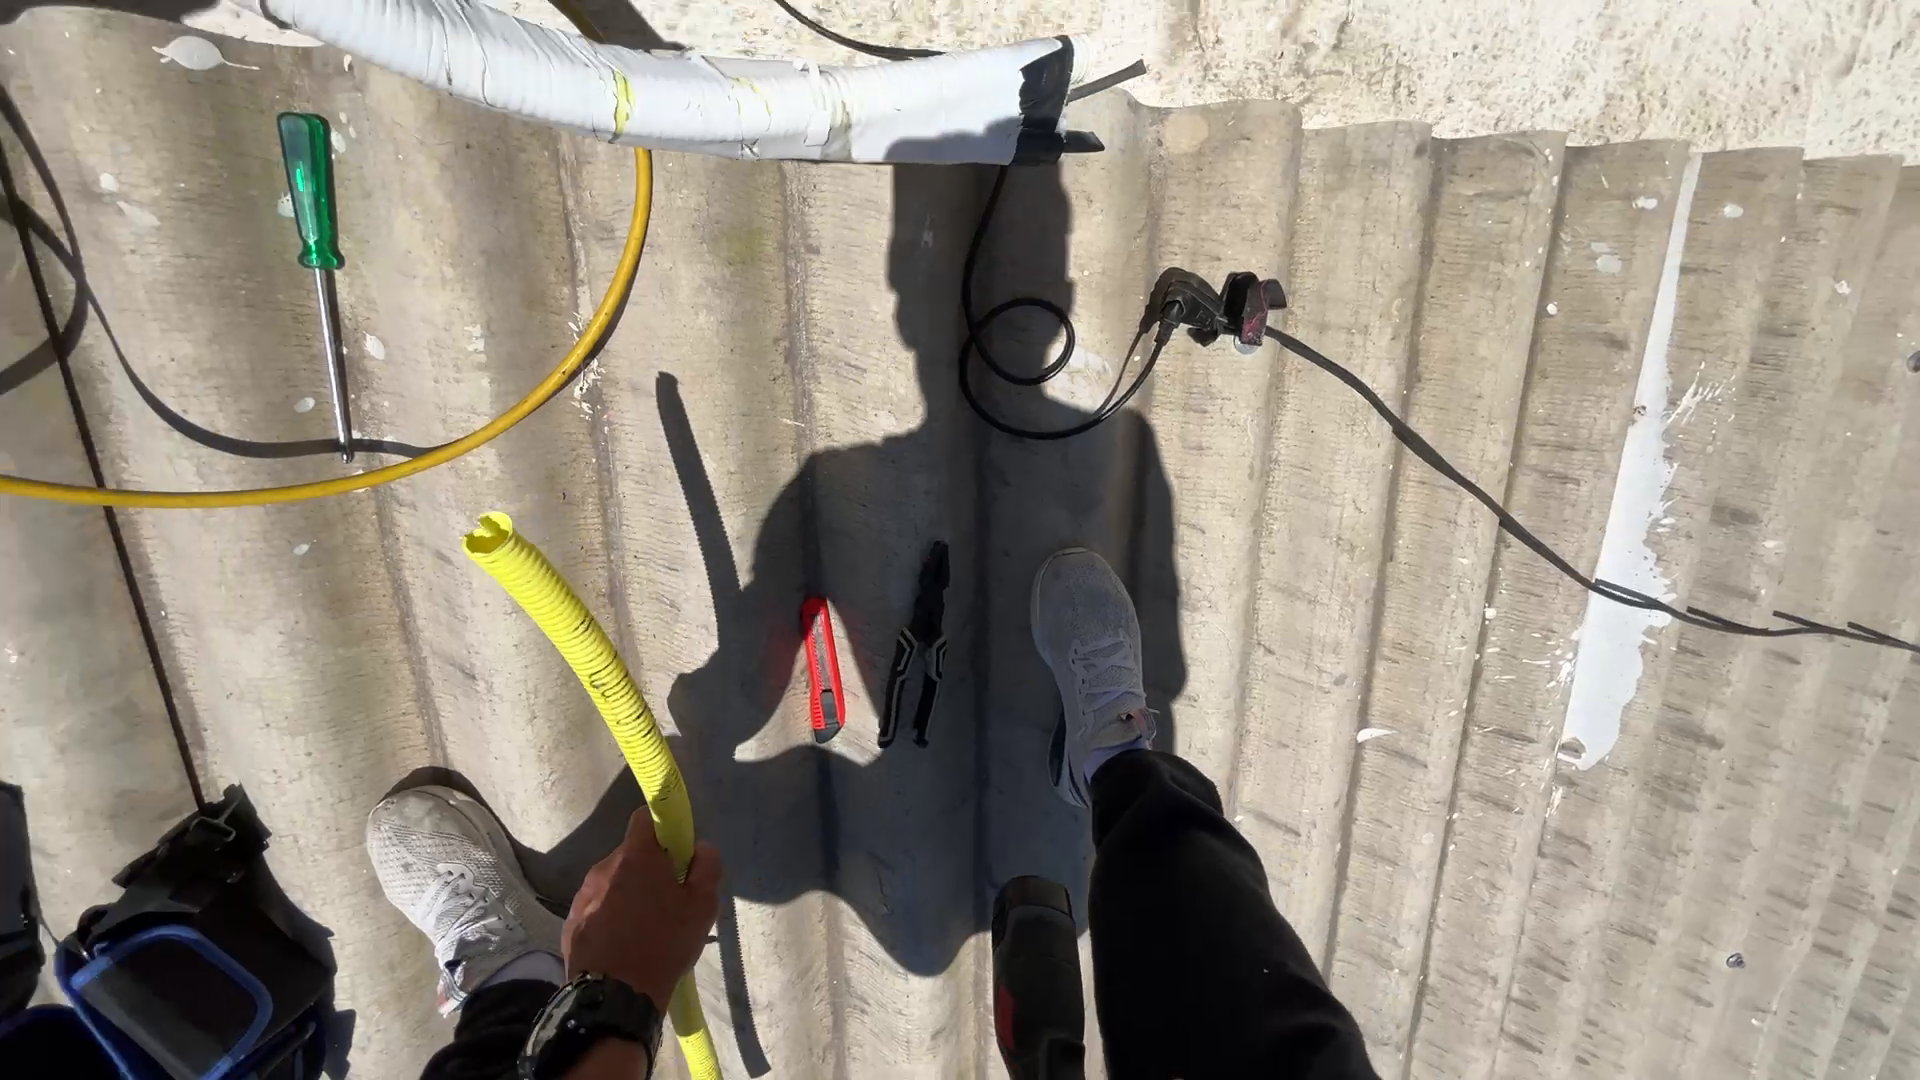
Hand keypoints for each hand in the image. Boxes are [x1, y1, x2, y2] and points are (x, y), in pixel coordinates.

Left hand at [563, 811, 720, 1009]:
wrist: (614, 1001)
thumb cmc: (664, 944)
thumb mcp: (703, 905)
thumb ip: (707, 866)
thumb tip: (699, 848)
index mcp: (636, 857)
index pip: (645, 817)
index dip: (663, 826)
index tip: (677, 849)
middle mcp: (604, 869)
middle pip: (631, 854)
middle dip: (649, 867)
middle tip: (668, 895)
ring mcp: (581, 898)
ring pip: (612, 882)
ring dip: (628, 892)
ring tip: (644, 926)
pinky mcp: (569, 925)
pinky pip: (596, 907)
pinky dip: (610, 916)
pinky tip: (623, 943)